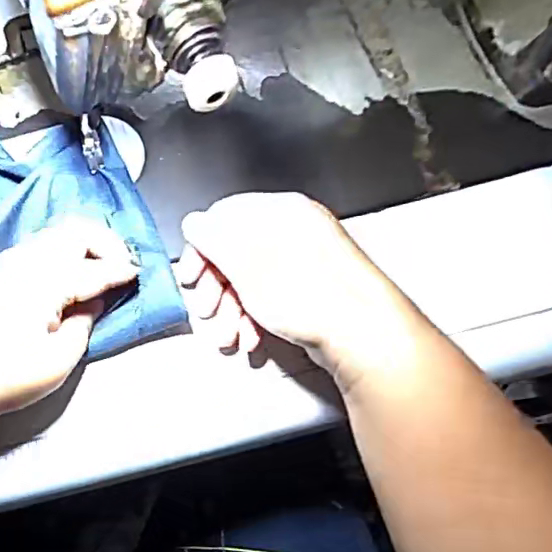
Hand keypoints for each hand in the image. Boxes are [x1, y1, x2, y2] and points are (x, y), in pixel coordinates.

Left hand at [0, 221, 139, 424]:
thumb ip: (85, 322)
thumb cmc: (7, 376)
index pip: (94, 267)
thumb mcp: (59, 359)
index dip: (120, 270)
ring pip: (55, 233)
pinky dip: (62, 248)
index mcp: (46, 280)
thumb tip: (94, 301)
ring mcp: (9, 263)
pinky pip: (40, 244)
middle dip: (105, 242)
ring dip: (82, 242)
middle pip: (74, 231)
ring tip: (100, 265)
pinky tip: (70, 269)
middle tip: (122, 265)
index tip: (139, 275)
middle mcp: (27, 260)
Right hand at [175, 193, 420, 390]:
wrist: (361, 333)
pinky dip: (255, 320)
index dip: (201, 249)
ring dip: (232, 312)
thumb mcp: (246, 264)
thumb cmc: (308, 294)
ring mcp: (305, 263)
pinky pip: (271, 300)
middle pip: (236, 254)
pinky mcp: (312, 293)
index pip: (225, 219)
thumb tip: (194, 223)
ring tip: (229, 336)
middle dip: (216, 288)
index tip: (191, 276)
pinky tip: (252, 338)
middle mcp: (294, 232)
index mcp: (281, 213)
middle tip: (207, 311)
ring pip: (251, 282)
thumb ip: (214, 239)